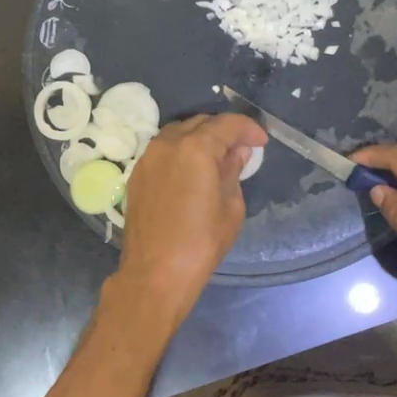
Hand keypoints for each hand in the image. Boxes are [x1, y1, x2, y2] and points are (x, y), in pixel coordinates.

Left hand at [116, 114, 267, 312]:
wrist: (155, 272)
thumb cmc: (201, 243)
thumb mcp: (230, 206)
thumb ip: (233, 171)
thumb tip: (236, 153)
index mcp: (195, 148)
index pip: (227, 124)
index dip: (248, 129)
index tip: (261, 142)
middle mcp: (167, 144)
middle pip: (200, 123)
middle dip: (222, 131)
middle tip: (240, 149)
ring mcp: (147, 158)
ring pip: (177, 133)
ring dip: (199, 138)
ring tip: (216, 158)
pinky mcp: (136, 174)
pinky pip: (162, 151)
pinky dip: (180, 152)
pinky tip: (191, 171)